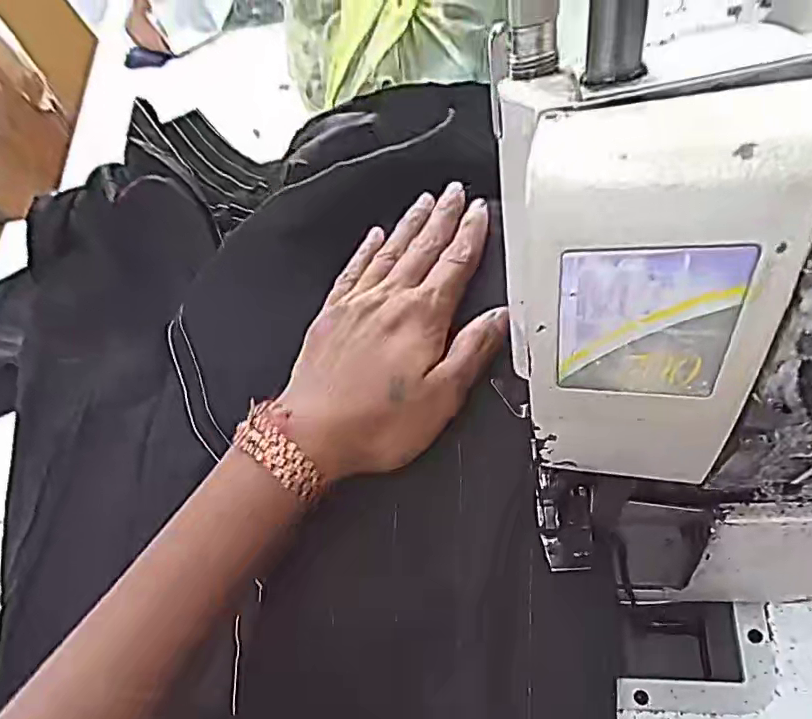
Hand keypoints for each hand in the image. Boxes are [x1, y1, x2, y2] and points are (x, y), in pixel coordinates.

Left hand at [271, 183, 508, 482]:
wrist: (313, 434)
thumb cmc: (377, 424)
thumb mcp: (442, 397)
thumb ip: (472, 352)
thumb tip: (498, 320)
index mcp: (421, 320)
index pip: (454, 267)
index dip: (471, 236)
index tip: (481, 213)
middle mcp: (388, 302)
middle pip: (423, 248)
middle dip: (444, 217)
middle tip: (457, 192)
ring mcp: (356, 305)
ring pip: (390, 251)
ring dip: (410, 224)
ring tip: (425, 201)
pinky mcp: (332, 316)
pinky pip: (354, 269)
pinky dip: (368, 249)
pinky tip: (375, 237)